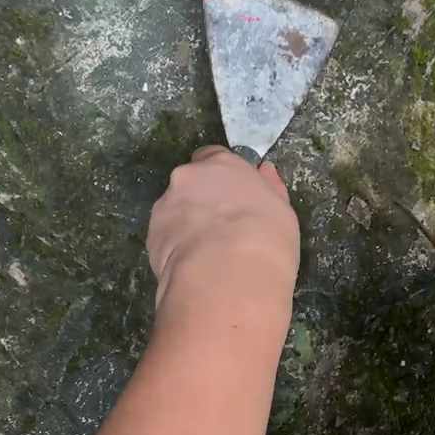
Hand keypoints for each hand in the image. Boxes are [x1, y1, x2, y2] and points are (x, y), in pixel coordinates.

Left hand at [146, 147, 299, 315]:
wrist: (230, 276)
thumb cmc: (266, 238)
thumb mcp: (282, 212)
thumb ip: (269, 189)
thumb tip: (265, 171)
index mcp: (221, 164)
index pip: (214, 158)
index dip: (222, 179)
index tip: (233, 199)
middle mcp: (187, 177)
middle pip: (190, 184)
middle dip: (201, 202)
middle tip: (221, 231)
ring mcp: (165, 206)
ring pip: (174, 212)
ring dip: (187, 225)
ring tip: (207, 256)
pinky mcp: (152, 236)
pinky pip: (165, 238)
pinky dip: (176, 249)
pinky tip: (194, 268)